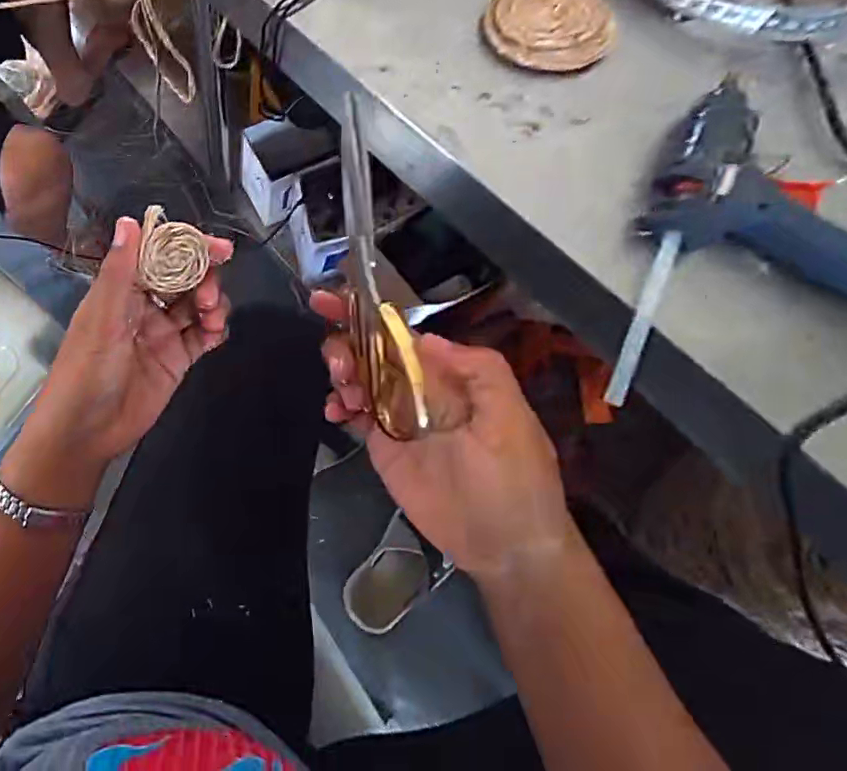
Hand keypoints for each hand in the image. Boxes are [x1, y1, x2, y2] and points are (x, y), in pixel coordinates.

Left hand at [3, 217, 233, 508]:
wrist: (85, 431)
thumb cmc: (86, 369)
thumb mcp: (101, 317)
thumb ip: (120, 270)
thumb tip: (130, 221)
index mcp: (122, 289)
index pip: (159, 254)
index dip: (187, 245)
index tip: (217, 246)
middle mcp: (144, 305)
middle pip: (184, 277)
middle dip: (205, 275)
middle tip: (212, 290)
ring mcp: (163, 332)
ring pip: (198, 303)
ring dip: (212, 302)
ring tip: (212, 314)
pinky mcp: (178, 359)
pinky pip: (204, 335)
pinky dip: (216, 329)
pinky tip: (216, 332)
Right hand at [311, 291, 572, 580]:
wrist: (504, 547)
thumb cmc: (515, 479)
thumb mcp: (511, 418)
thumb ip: (479, 370)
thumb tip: (424, 338)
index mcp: (446, 374)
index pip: (401, 333)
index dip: (366, 313)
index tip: (331, 300)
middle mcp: (417, 386)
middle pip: (370, 349)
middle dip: (344, 341)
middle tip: (338, 362)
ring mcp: (396, 415)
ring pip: (356, 376)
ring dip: (340, 371)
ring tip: (345, 394)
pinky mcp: (381, 444)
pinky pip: (352, 413)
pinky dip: (336, 405)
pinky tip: (335, 413)